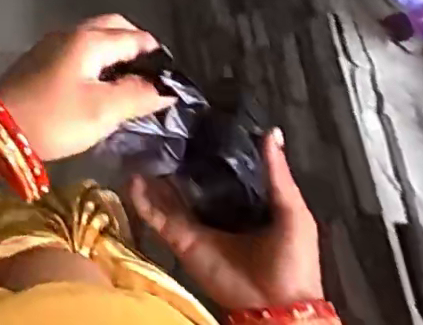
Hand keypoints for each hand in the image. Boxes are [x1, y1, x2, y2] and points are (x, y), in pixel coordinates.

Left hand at [0, 14, 174, 162]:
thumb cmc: (54, 117)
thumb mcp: (101, 111)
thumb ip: (136, 96)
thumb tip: (165, 88)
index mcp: (89, 40)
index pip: (133, 37)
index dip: (157, 55)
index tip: (174, 77)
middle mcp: (71, 32)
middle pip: (112, 26)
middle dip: (136, 43)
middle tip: (153, 75)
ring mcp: (53, 43)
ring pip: (94, 36)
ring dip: (116, 50)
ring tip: (133, 81)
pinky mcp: (42, 58)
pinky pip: (80, 48)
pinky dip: (98, 57)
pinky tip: (103, 83)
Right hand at [128, 129, 323, 312]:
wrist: (279, 308)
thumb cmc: (291, 259)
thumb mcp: (291, 210)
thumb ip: (277, 172)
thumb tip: (271, 129)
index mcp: (237, 200)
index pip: (212, 167)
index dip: (200, 144)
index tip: (186, 116)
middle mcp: (210, 207)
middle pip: (183, 176)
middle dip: (169, 155)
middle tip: (152, 124)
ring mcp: (191, 223)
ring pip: (163, 192)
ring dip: (149, 172)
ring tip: (133, 143)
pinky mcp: (178, 237)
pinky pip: (154, 214)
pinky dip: (140, 197)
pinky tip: (131, 176)